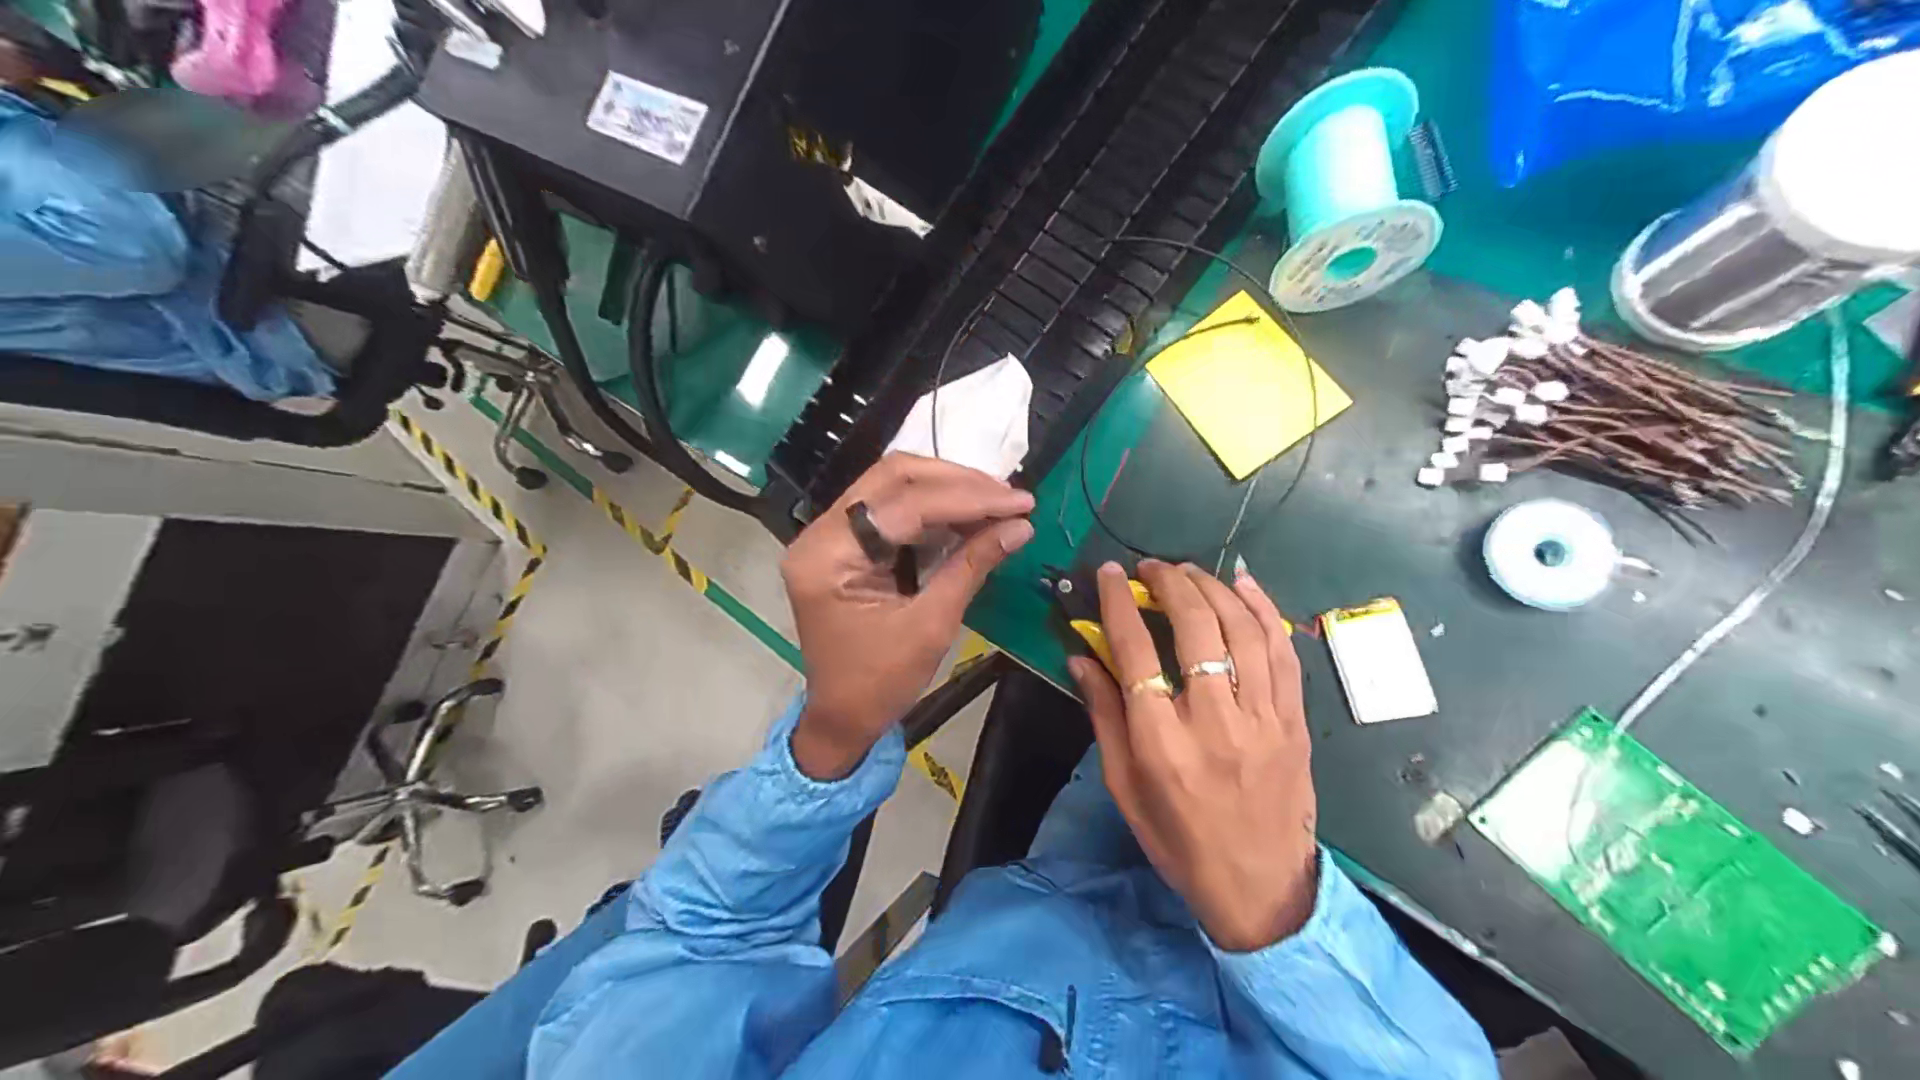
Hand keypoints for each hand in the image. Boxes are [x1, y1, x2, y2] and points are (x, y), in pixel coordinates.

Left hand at [783, 453, 1033, 779]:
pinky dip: (936, 510)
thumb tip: (1020, 526)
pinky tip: (972, 516)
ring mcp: (830, 536)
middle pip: (894, 478)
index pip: (905, 505)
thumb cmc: (880, 683)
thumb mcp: (931, 626)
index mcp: (829, 555)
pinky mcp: (846, 544)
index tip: (1019, 500)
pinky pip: (893, 510)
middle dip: (958, 482)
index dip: (968, 498)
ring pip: (895, 487)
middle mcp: (821, 533)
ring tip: (999, 503)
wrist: (843, 718)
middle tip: (1009, 495)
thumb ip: (972, 566)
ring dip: (950, 491)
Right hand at [1067, 559, 1318, 950]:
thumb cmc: (1178, 839)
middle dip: (1169, 583)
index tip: (1110, 574)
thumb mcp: (1123, 785)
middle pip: (1195, 628)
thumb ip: (1103, 716)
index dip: (1119, 603)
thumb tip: (1081, 656)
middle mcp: (1215, 722)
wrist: (1262, 887)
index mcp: (1162, 743)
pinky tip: (1245, 585)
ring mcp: (1264, 719)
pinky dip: (1264, 610)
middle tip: (1150, 567)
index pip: (1136, 652)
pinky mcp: (1294, 720)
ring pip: (1243, 630)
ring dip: (1213, 587)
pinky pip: (1283, 651)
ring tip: (1189, 570)